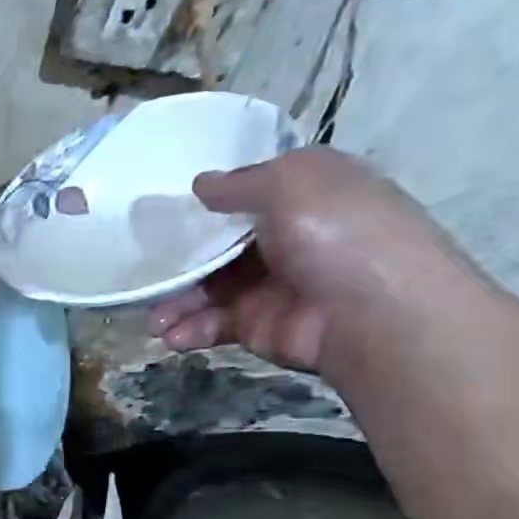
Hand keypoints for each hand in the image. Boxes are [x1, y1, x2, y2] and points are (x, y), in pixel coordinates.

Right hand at [147, 146, 472, 371]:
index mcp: (303, 195)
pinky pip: (216, 324)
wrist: (373, 314)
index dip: (208, 202)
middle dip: (181, 260)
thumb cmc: (335, 231)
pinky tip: (172, 337)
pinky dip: (191, 330)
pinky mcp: (260, 326)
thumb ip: (239, 183)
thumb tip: (200, 184)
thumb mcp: (290, 182)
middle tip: (145, 273)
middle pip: (219, 245)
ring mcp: (271, 285)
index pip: (248, 194)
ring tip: (153, 318)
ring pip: (210, 288)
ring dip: (177, 301)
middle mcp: (287, 237)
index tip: (165, 210)